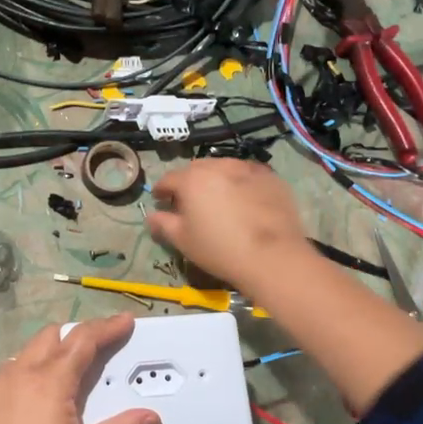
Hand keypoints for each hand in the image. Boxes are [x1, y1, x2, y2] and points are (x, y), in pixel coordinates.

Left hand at [0, 314, 161, 423]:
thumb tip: (152, 417)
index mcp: (52, 380)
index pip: (84, 340)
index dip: (107, 327)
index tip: (125, 321)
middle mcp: (21, 371)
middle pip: (51, 335)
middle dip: (75, 336)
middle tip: (93, 349)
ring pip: (25, 353)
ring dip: (46, 355)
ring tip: (59, 377)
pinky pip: (3, 373)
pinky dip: (21, 375)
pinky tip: (25, 398)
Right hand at [147, 159, 310, 295]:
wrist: (272, 257)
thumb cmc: (219, 249)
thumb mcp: (183, 240)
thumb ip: (163, 224)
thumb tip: (150, 216)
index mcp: (192, 179)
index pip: (169, 178)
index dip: (162, 189)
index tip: (160, 199)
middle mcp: (218, 166)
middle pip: (197, 169)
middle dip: (189, 182)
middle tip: (189, 201)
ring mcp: (247, 169)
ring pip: (224, 168)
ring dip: (216, 179)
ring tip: (218, 198)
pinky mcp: (271, 178)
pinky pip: (248, 175)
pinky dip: (241, 183)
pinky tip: (244, 200)